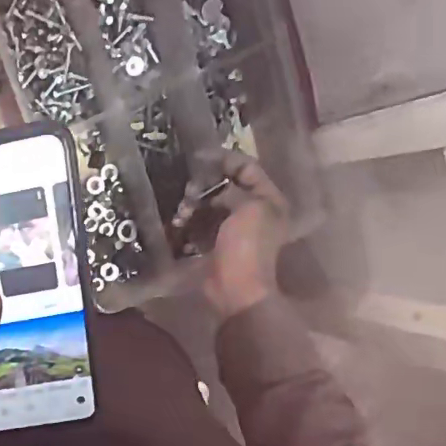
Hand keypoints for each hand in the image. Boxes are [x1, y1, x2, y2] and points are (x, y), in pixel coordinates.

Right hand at [174, 150, 288, 318]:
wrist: (236, 288)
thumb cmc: (247, 245)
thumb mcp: (247, 208)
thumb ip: (232, 189)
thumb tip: (212, 188)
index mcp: (268, 200)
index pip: (247, 168)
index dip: (225, 160)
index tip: (198, 157)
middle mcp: (253, 211)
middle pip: (225, 187)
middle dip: (203, 187)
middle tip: (187, 191)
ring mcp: (233, 230)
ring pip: (209, 207)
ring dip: (192, 207)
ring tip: (181, 214)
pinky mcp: (216, 245)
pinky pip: (200, 226)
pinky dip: (188, 224)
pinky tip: (177, 226)